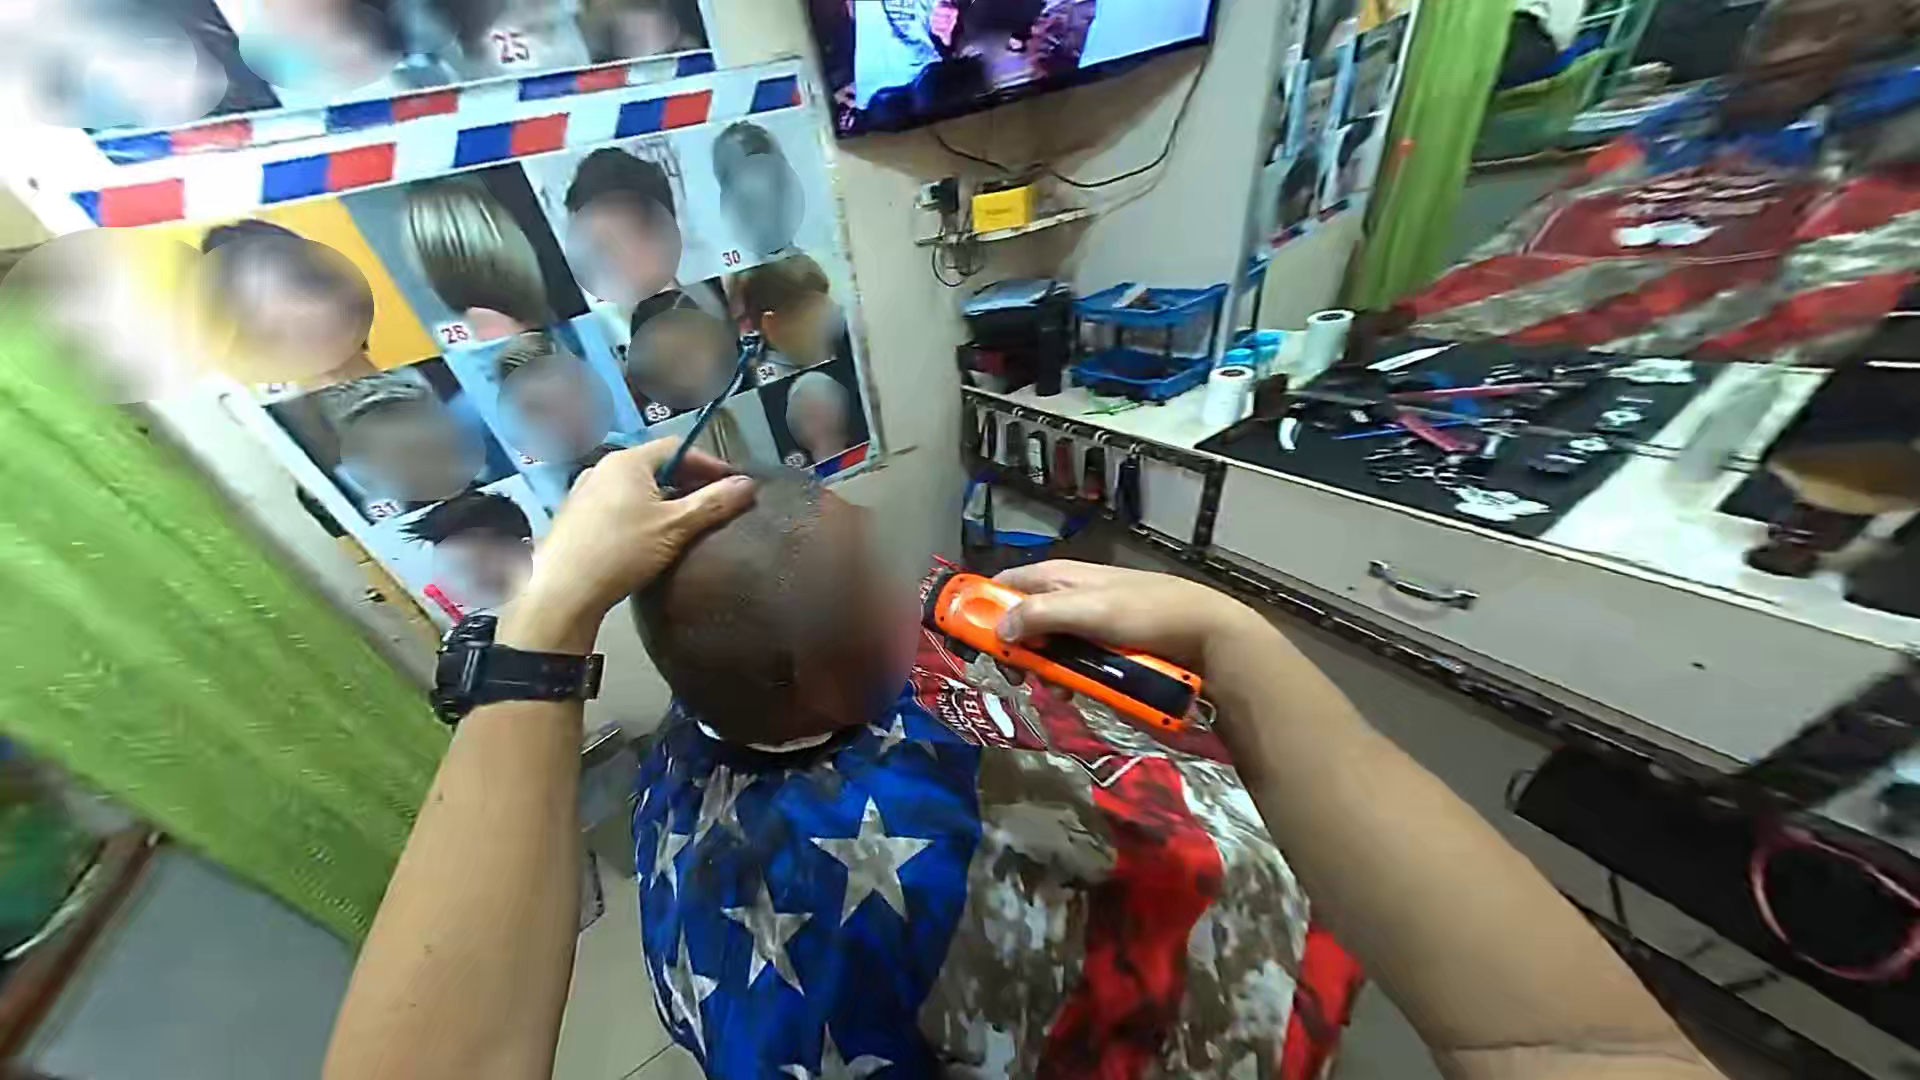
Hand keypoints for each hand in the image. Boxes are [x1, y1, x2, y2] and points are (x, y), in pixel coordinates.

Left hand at [500, 441, 754, 652]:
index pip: (679, 447)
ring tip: (689, 519)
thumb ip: (715, 502)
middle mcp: (603, 468)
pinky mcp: (577, 516)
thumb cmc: (623, 550)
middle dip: (691, 480)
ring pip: (638, 484)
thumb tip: (748, 483)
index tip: (733, 484)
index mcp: (628, 461)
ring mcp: (585, 491)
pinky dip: (644, 509)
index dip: (711, 463)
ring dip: (668, 496)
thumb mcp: (677, 526)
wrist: (562, 592)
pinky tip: (653, 533)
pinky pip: (620, 501)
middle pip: (658, 464)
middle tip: (716, 502)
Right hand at [992, 561, 1272, 671]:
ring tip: (1055, 691)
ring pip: (1045, 645)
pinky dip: (1067, 677)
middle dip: (1015, 648)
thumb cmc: (1145, 612)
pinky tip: (1075, 695)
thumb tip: (999, 628)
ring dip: (1042, 669)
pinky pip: (1071, 660)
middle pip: (1020, 619)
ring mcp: (1085, 621)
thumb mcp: (1089, 610)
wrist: (1205, 633)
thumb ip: (1041, 615)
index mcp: (1056, 576)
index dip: (982, 606)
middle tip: (1018, 676)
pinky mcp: (1102, 644)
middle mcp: (1065, 595)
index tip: (971, 639)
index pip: (1003, 584)